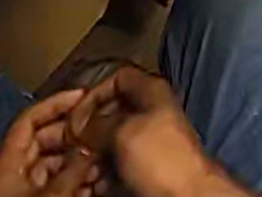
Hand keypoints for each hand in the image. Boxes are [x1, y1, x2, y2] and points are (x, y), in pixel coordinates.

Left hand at [0, 90, 106, 196]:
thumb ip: (73, 168)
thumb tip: (92, 147)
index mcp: (7, 164)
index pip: (29, 119)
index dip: (56, 102)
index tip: (83, 95)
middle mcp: (11, 175)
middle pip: (43, 141)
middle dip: (73, 135)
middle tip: (99, 131)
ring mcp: (19, 196)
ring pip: (51, 166)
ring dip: (76, 161)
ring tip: (101, 159)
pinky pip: (53, 188)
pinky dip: (72, 182)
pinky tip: (94, 184)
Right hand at [69, 66, 238, 196]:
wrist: (188, 196)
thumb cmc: (159, 157)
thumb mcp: (124, 134)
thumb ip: (98, 124)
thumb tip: (78, 124)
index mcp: (151, 91)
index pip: (119, 77)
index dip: (96, 92)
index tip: (76, 116)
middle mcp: (151, 110)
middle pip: (114, 109)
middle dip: (92, 127)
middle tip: (73, 146)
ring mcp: (150, 139)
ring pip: (114, 139)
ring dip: (96, 153)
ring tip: (83, 168)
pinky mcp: (147, 166)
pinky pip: (120, 163)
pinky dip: (105, 171)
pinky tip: (95, 184)